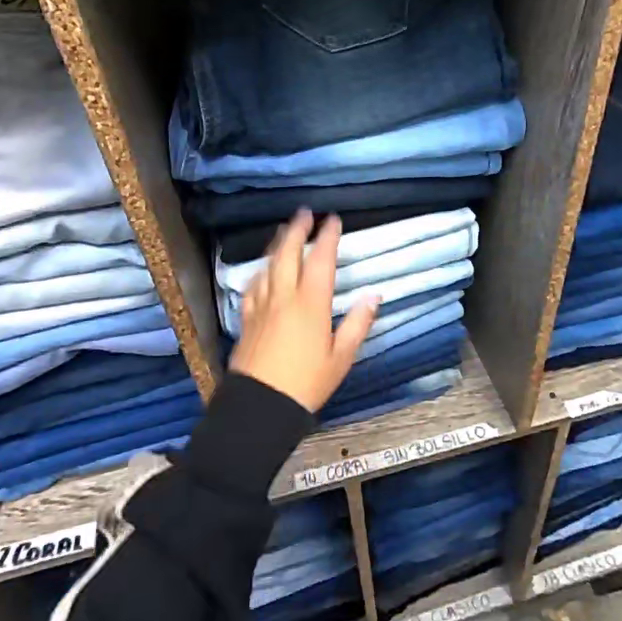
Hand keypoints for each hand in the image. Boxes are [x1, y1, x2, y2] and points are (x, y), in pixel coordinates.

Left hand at [230, 211, 376, 412]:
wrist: (260, 407)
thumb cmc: (307, 382)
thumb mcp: (342, 356)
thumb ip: (358, 323)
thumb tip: (374, 295)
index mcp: (310, 304)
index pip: (320, 261)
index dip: (327, 237)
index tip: (333, 219)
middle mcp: (284, 298)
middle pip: (287, 255)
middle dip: (296, 231)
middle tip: (304, 213)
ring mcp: (262, 308)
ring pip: (268, 267)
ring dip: (277, 245)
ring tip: (284, 232)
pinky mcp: (247, 321)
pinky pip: (253, 286)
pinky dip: (261, 271)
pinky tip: (263, 270)